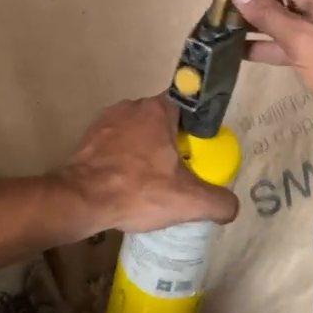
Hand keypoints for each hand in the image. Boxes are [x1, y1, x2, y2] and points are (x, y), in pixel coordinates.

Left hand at [54, 95, 239, 233]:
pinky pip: (116, 144)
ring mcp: (108, 119)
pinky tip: (126, 184)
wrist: (82, 200)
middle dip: (171, 145)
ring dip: (145, 152)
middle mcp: (132, 105)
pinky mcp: (89, 136)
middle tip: (177, 174)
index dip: (196, 130)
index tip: (197, 155)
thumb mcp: (189, 201)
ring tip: (150, 183)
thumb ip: (219, 202)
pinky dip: (123, 160)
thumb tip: (231, 207)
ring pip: (138, 133)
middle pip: (162, 122)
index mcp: (158, 109)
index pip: (187, 108)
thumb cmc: (138, 190)